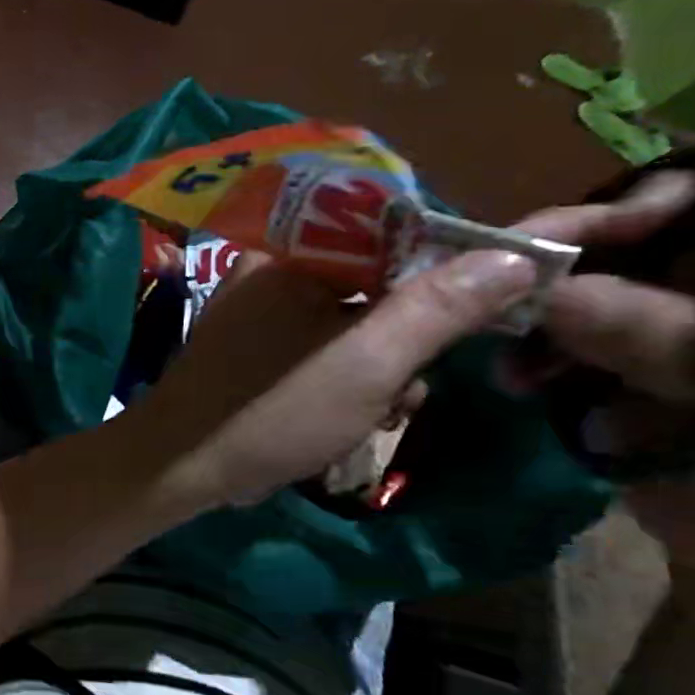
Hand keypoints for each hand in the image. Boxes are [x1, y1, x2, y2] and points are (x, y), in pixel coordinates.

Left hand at [129, 247, 537, 509]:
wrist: (182, 464)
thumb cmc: (275, 409)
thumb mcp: (369, 361)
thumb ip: (439, 307)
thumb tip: (512, 255)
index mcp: (291, 252)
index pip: (386, 230)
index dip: (440, 264)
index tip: (477, 307)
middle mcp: (273, 268)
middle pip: (374, 280)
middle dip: (405, 338)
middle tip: (408, 386)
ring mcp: (261, 308)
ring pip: (352, 319)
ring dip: (380, 366)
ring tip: (380, 412)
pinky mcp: (258, 344)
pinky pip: (322, 344)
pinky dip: (347, 376)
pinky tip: (354, 417)